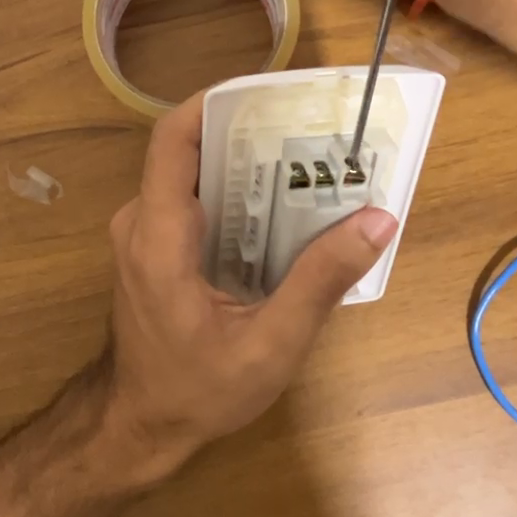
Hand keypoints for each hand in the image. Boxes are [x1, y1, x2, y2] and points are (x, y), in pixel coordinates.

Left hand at [91, 91, 397, 479]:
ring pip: (190, 175)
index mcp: (158, 236)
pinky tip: (278, 209)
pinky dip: (231, 195)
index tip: (270, 94)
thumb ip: (319, 283)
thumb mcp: (269, 347)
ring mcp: (140, 233)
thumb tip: (377, 221)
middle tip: (310, 132)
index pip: (173, 140)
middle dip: (248, 134)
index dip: (215, 102)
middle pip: (188, 151)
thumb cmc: (196, 391)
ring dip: (243, 165)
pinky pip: (188, 201)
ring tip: (305, 163)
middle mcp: (140, 222)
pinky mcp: (150, 247)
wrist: (139, 423)